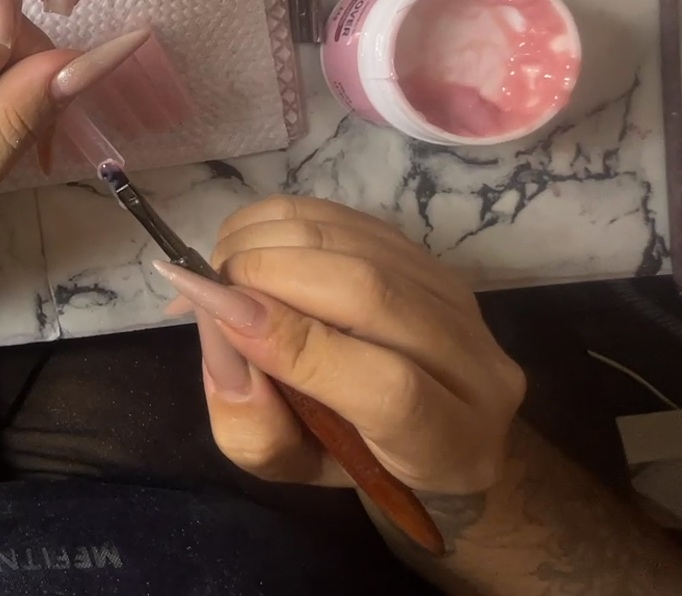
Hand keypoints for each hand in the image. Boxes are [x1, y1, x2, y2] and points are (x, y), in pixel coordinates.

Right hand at [157, 197, 524, 494]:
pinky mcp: (421, 255)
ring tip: (221, 265)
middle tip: (209, 282)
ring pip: (350, 244)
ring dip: (261, 240)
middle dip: (264, 272)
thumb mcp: (287, 465)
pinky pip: (340, 216)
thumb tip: (223, 329)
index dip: (292, 342)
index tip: (213, 308)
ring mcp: (454, 300)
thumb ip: (251, 423)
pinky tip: (244, 243)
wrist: (413, 419)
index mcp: (447, 445)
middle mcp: (473, 367)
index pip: (388, 389)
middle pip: (369, 293)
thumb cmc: (343, 450)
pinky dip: (274, 220)